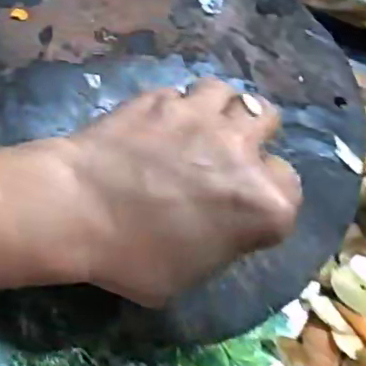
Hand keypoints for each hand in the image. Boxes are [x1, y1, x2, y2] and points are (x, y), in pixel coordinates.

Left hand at [54, 78, 301, 307]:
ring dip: (216, 108)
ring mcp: (198, 114)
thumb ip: (223, 237)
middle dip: (251, 134)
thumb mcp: (193, 274)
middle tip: (224, 151)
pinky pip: (179, 92)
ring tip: (195, 125)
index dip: (266, 191)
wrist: (77, 206)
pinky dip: (173, 105)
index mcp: (262, 203)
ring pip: (226, 92)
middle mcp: (239, 149)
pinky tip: (155, 121)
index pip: (288, 184)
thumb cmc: (134, 257)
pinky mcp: (159, 96)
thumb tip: (216, 219)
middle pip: (266, 119)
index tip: (244, 200)